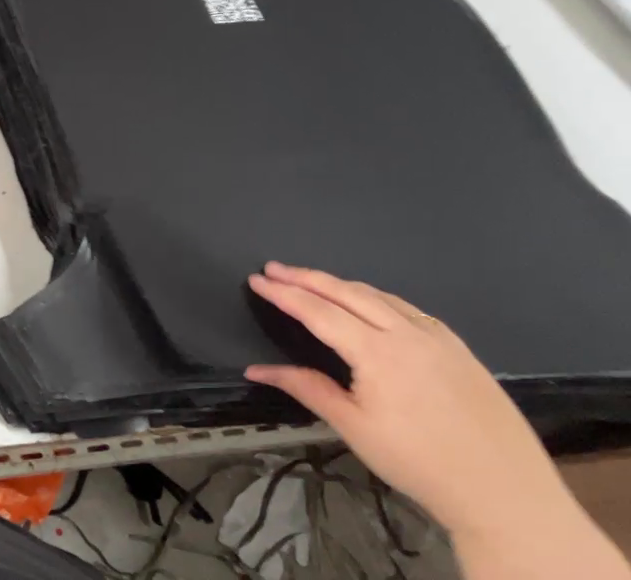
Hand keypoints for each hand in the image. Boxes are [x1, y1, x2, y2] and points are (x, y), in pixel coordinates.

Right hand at [245, 262, 566, 538]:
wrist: (507, 495)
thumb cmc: (419, 462)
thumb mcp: (354, 427)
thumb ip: (306, 388)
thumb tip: (256, 369)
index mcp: (378, 353)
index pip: (319, 311)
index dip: (284, 293)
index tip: (255, 279)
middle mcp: (410, 336)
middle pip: (349, 293)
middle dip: (307, 277)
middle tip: (274, 268)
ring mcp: (442, 342)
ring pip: (383, 297)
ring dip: (342, 284)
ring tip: (313, 280)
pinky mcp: (463, 352)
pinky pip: (413, 311)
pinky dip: (380, 299)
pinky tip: (373, 304)